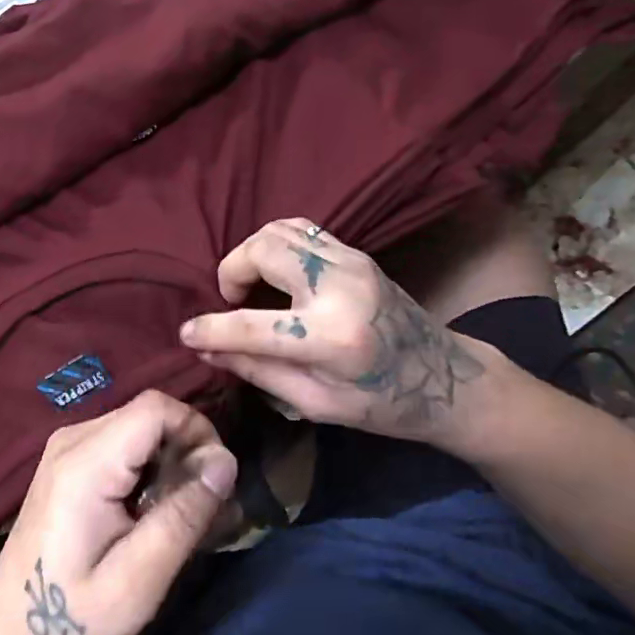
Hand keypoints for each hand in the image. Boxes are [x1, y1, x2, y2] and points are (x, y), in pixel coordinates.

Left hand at [0, 391, 236, 634]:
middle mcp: (72, 439)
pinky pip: (121, 439)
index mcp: (84, 463)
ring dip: (170, 457)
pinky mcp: (67, 456)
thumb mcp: (139, 580)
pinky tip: (150, 507)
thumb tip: (225, 463)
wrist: (13, 623)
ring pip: (138, 425)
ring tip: (180, 510)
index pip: (154, 407)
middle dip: (187, 447)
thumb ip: (183, 517)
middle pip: (148, 413)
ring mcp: (66, 444)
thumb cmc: (76, 612)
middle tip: (205, 503)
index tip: (217, 479)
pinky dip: (148, 463)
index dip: (197, 430)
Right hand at [179, 218, 492, 444]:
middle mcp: (341, 289)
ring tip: (250, 286)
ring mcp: (352, 262)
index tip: (187, 333)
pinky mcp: (355, 253)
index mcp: (333, 339)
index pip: (252, 326)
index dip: (211, 329)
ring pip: (278, 230)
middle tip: (231, 300)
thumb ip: (257, 371)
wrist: (447, 379)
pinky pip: (299, 229)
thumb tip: (206, 351)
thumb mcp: (315, 404)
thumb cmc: (381, 405)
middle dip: (233, 271)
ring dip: (252, 254)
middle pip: (263, 251)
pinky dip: (274, 245)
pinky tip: (274, 272)